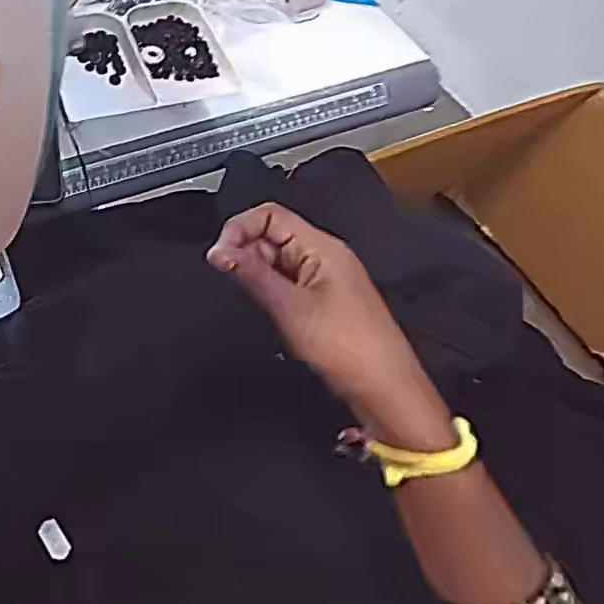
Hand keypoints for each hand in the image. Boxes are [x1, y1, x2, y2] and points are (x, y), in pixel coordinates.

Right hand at [207, 202, 452, 447]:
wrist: (384, 388)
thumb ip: (250, 274)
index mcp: (323, 247)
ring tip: (263, 301)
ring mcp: (324, 277)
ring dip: (256, 274)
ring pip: (274, 260)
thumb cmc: (354, 350)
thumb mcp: (288, 306)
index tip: (219, 255)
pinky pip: (285, 281)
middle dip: (245, 253)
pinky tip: (274, 311)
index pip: (269, 215)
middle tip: (235, 279)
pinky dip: (270, 291)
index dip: (238, 229)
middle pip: (269, 235)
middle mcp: (325, 257)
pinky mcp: (321, 298)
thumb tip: (220, 251)